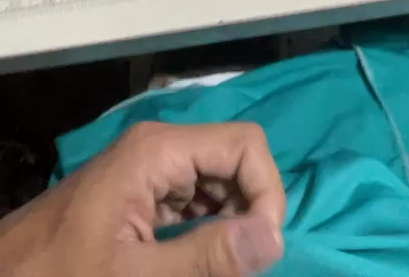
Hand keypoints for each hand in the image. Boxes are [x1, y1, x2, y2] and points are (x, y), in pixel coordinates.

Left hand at [0, 121, 287, 276]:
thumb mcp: (136, 276)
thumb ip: (208, 256)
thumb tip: (274, 237)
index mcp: (159, 150)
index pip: (245, 145)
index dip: (266, 193)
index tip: (263, 252)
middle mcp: (157, 149)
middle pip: (232, 161)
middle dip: (248, 212)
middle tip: (242, 268)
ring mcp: (144, 171)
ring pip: (214, 183)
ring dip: (228, 226)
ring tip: (219, 269)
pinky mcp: (135, 196)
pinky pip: (188, 201)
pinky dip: (204, 231)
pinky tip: (197, 264)